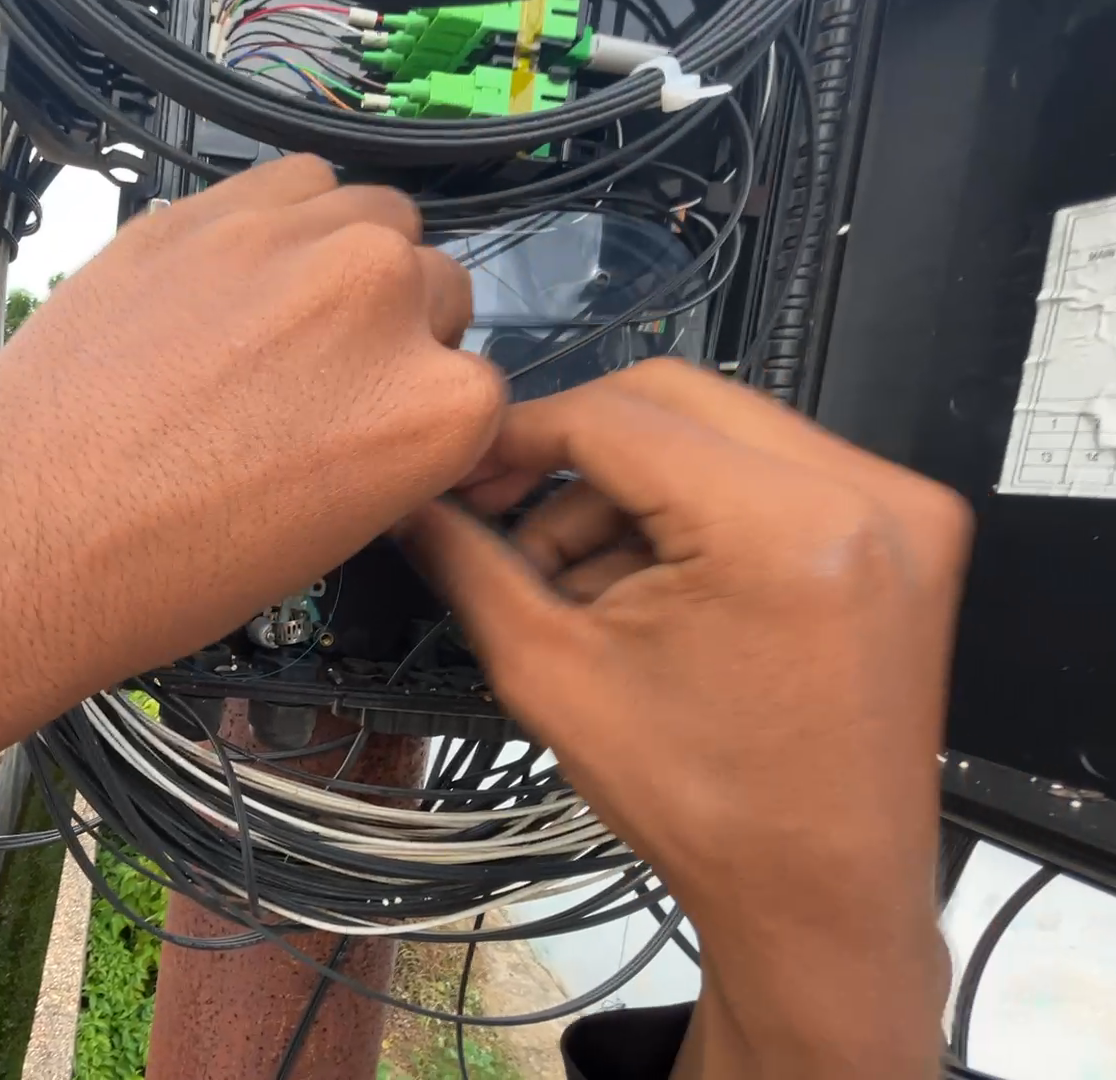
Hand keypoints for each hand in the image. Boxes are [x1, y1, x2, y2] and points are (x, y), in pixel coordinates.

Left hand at [0, 156, 504, 900]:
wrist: (19, 543)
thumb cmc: (158, 576)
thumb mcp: (318, 540)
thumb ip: (382, 455)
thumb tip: (388, 407)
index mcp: (432, 413)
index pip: (478, 389)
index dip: (422, 414)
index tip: (380, 424)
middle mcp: (377, 303)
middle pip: (432, 289)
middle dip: (386, 339)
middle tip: (311, 386)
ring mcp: (284, 244)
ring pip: (364, 222)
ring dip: (335, 271)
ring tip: (265, 336)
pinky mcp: (194, 215)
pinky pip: (281, 193)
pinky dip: (269, 235)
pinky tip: (220, 296)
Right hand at [400, 358, 969, 1078]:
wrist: (813, 893)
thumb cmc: (685, 794)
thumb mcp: (543, 667)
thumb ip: (463, 562)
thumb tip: (405, 505)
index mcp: (780, 524)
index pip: (611, 417)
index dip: (513, 435)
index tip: (455, 471)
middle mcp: (861, 490)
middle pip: (665, 399)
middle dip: (561, 450)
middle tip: (497, 509)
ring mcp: (892, 508)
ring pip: (702, 432)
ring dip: (609, 490)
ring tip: (562, 577)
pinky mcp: (890, 535)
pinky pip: (745, 474)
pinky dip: (665, 512)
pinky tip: (622, 585)